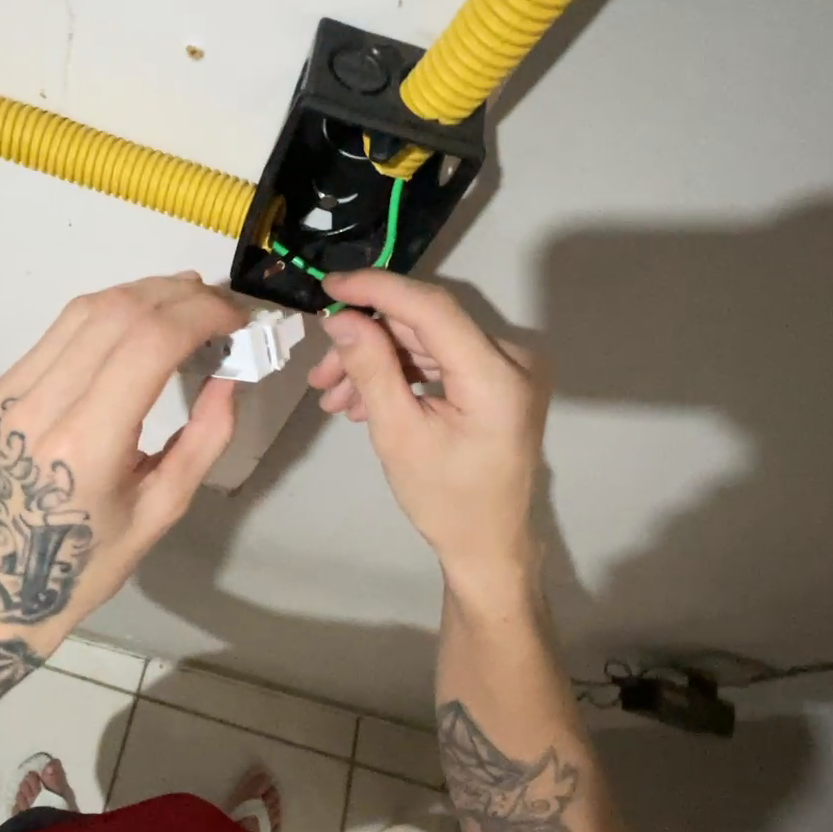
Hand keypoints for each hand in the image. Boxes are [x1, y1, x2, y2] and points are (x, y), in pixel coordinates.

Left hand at [0, 274, 243, 642]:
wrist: (5, 583)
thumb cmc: (94, 559)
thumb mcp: (164, 508)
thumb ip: (206, 436)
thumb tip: (231, 373)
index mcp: (85, 447)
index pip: (148, 343)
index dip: (201, 315)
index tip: (237, 320)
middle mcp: (39, 407)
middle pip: (116, 313)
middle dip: (179, 296)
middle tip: (220, 306)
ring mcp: (10, 393)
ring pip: (85, 309)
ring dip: (143, 293)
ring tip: (187, 300)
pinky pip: (61, 330)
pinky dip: (109, 313)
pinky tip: (139, 321)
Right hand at [308, 270, 549, 575]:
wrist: (488, 544)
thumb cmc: (444, 500)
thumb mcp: (398, 435)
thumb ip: (371, 369)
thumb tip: (340, 318)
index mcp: (495, 375)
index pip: (431, 308)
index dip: (377, 290)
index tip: (328, 287)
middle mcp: (512, 358)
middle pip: (424, 325)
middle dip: (366, 342)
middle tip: (320, 372)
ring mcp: (507, 368)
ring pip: (425, 342)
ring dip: (376, 362)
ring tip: (334, 397)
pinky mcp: (497, 380)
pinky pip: (439, 360)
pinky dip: (400, 374)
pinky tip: (363, 400)